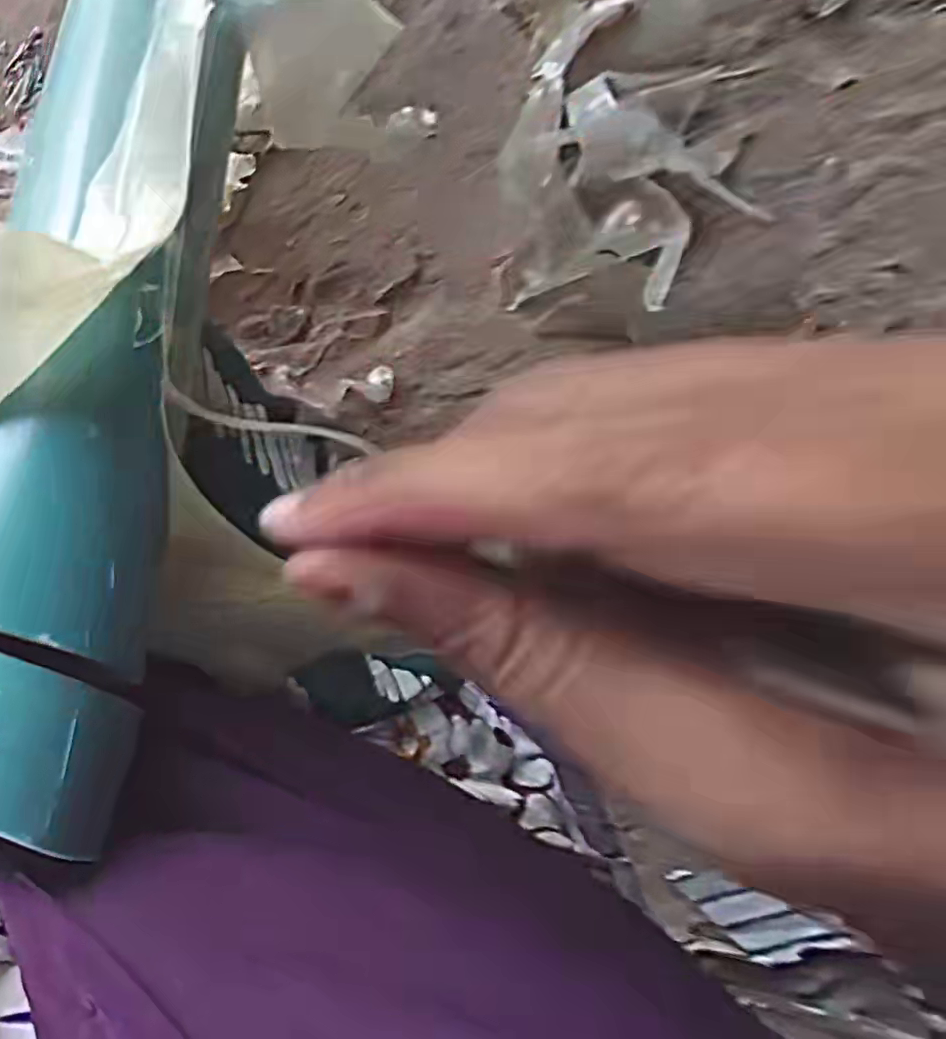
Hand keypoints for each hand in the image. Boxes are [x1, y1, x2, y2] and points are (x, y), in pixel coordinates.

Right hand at [260, 340, 945, 906]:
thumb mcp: (769, 797)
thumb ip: (539, 665)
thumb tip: (339, 574)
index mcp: (923, 513)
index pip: (605, 473)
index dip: (422, 494)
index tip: (289, 527)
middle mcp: (905, 401)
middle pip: (580, 415)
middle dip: (429, 483)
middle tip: (326, 545)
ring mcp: (872, 375)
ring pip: (594, 392)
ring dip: (472, 473)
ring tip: (405, 543)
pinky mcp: (834, 382)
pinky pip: (634, 395)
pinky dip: (532, 458)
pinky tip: (511, 523)